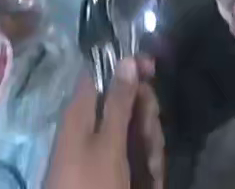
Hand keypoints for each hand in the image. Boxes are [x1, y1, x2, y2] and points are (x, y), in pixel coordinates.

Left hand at [48, 58, 164, 188]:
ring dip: (149, 148)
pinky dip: (145, 169)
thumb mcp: (108, 145)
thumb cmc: (90, 188)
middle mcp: (89, 125)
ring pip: (133, 132)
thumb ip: (119, 101)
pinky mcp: (109, 175)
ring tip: (152, 174)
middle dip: (145, 118)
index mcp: (82, 110)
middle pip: (124, 102)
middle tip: (151, 139)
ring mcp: (100, 152)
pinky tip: (152, 185)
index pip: (104, 71)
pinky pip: (132, 159)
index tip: (153, 71)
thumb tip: (127, 58)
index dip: (129, 67)